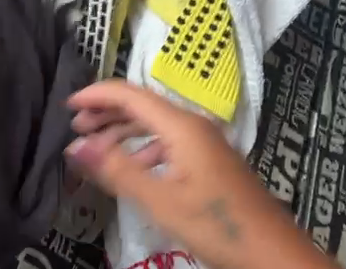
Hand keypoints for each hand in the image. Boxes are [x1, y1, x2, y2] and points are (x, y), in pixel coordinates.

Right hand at [67, 81, 322, 268]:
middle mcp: (192, 124)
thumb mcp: (161, 201)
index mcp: (180, 124)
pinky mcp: (210, 161)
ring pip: (154, 124)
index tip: (67, 107)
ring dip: (123, 131)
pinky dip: (142, 147)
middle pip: (141, 105)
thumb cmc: (218, 226)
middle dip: (106, 112)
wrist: (277, 256)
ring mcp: (204, 142)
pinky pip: (167, 140)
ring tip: (96, 147)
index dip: (96, 95)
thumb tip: (75, 145)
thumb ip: (117, 170)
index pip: (129, 93)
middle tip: (75, 128)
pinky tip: (133, 169)